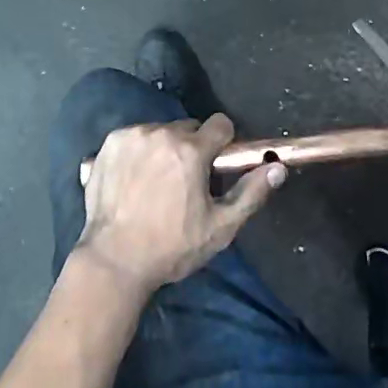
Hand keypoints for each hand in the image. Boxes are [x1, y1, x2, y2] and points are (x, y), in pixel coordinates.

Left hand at [76, 115, 286, 292]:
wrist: (112, 262)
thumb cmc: (171, 247)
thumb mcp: (219, 227)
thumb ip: (251, 193)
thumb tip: (278, 168)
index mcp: (191, 150)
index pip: (220, 124)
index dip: (223, 144)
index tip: (215, 166)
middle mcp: (162, 133)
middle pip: (189, 128)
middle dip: (192, 147)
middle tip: (185, 181)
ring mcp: (133, 136)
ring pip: (161, 132)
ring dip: (164, 148)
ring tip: (155, 184)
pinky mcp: (109, 144)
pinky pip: (135, 137)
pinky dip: (138, 151)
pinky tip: (133, 180)